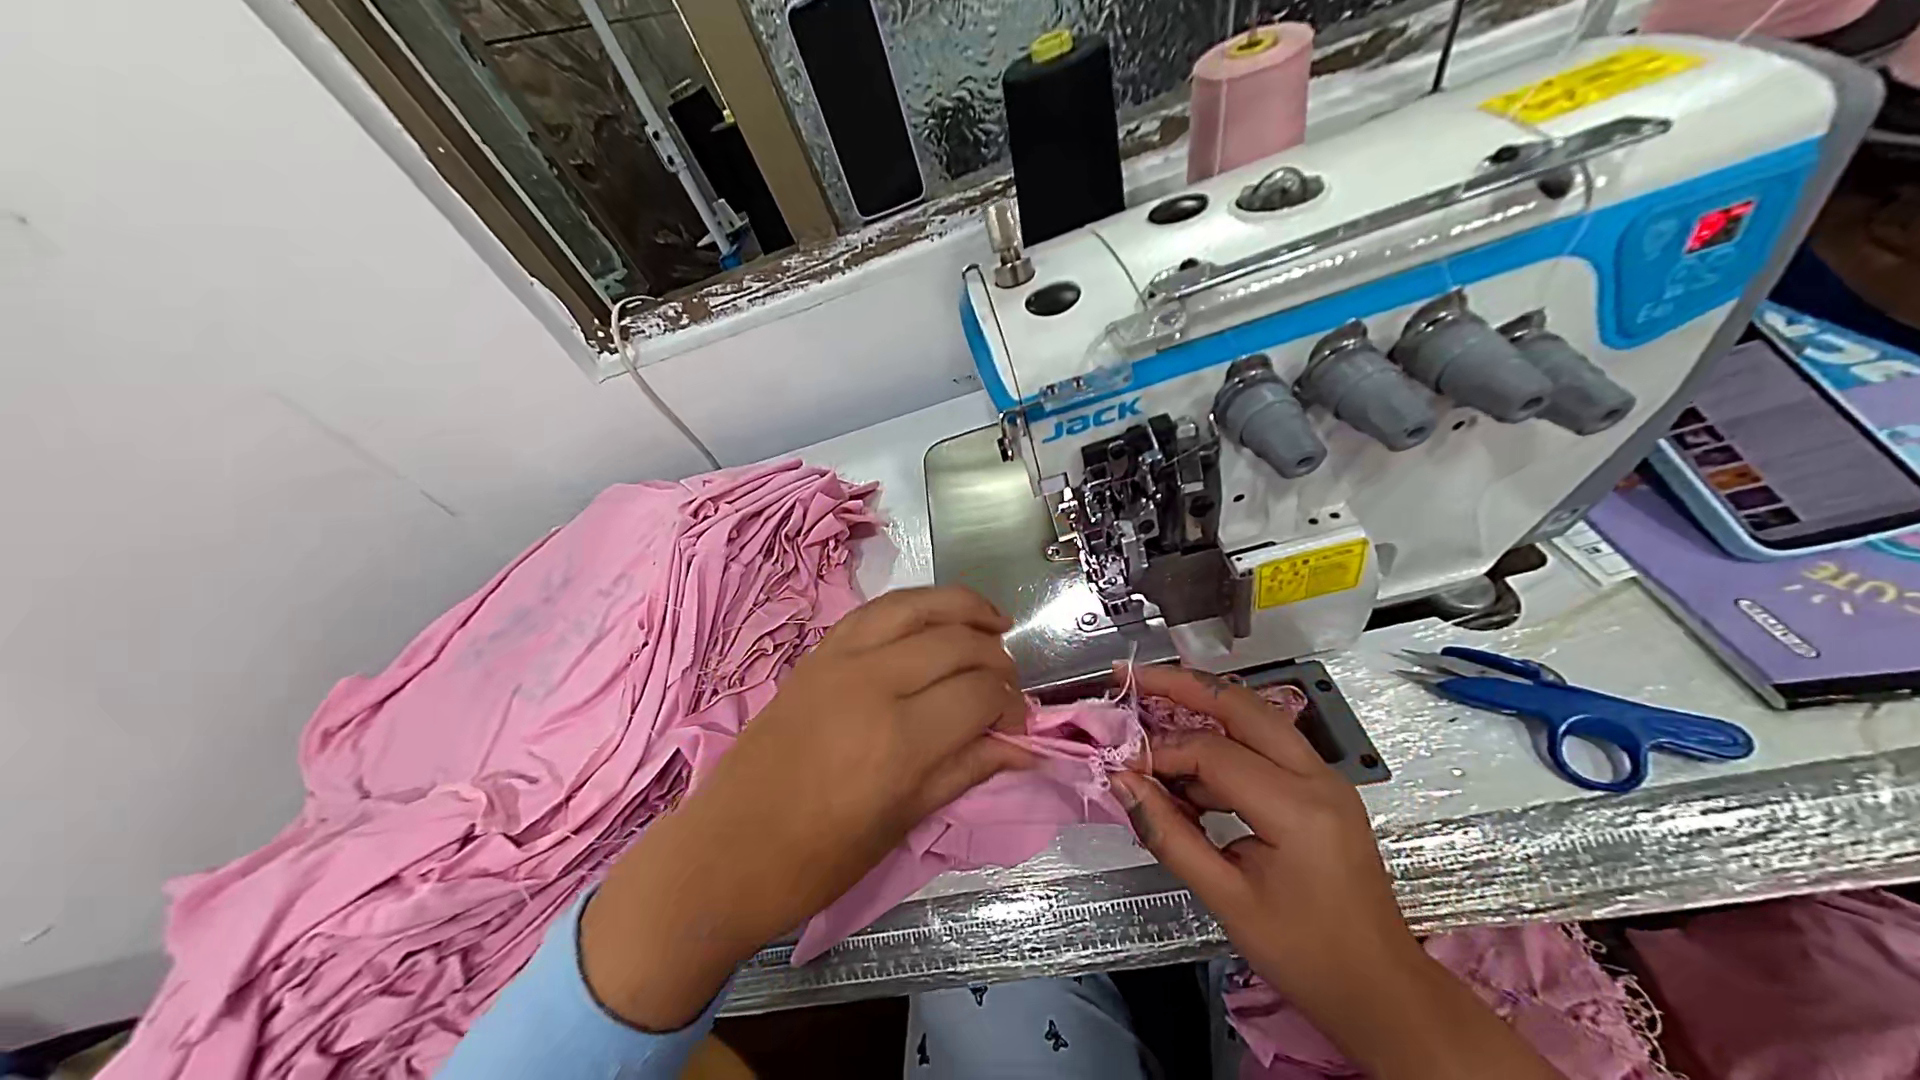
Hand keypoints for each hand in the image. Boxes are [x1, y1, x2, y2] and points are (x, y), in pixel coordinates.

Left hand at [581, 587, 1030, 1030]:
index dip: (1011, 706)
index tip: (1018, 725)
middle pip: (958, 641)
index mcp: (897, 741)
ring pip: (918, 605)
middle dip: (998, 658)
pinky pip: (876, 610)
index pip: (980, 694)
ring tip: (993, 622)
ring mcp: (838, 661)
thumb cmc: (816, 860)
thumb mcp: (902, 822)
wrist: (724, 854)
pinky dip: (915, 605)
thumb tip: (1026, 747)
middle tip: (1008, 685)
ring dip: (963, 607)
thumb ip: (967, 770)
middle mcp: (871, 684)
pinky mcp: (816, 654)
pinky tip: (935, 619)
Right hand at [1111, 665, 1560, 1079]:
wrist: (1384, 991)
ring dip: (1200, 707)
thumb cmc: (1306, 955)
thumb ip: (1168, 834)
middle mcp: (1317, 776)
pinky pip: (1264, 743)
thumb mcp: (1226, 900)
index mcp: (1298, 809)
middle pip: (1240, 703)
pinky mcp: (1321, 786)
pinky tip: (1187, 771)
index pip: (1212, 753)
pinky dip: (1221, 742)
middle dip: (1180, 683)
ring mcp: (1324, 777)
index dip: (1159, 752)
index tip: (1119, 764)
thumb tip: (1120, 783)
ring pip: (1254, 715)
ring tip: (1150, 715)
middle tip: (1129, 676)